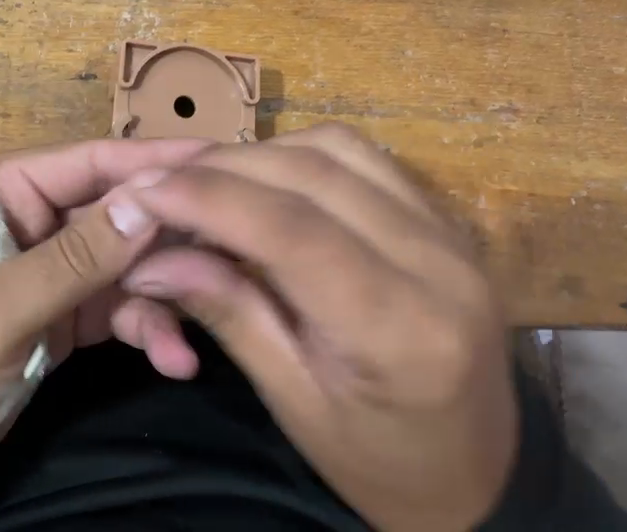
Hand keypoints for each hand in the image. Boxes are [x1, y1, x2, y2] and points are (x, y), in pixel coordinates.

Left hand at [0, 137, 209, 502]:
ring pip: (126, 267)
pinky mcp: (59, 320)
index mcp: (1, 192)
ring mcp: (48, 272)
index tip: (224, 164)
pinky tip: (174, 359)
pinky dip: (146, 331)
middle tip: (238, 254)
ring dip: (163, 298)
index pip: (91, 163)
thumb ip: (71, 260)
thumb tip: (150, 203)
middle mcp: (31, 221)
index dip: (156, 163)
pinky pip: (117, 312)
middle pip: (118, 213)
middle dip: (172, 238)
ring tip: (189, 340)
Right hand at [113, 125, 516, 531]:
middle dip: (221, 169)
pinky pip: (363, 157)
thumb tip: (150, 257)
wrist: (482, 477)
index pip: (291, 230)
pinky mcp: (445, 219)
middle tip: (161, 186)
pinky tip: (266, 181)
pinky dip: (300, 154)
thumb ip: (228, 312)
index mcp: (400, 330)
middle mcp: (437, 263)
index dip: (208, 198)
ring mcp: (449, 233)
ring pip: (337, 149)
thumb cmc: (380, 463)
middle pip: (311, 173)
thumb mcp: (294, 402)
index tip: (144, 193)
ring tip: (207, 183)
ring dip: (260, 154)